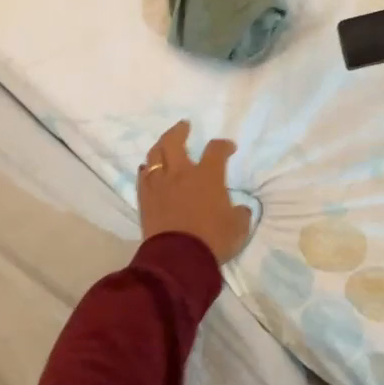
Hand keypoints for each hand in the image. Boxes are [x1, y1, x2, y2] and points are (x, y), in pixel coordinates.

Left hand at [137, 121, 252, 263]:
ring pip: (154, 155)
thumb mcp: (238, 228)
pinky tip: (149, 169)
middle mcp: (181, 173)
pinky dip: (147, 169)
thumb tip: (240, 209)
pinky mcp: (145, 198)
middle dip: (180, 131)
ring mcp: (159, 184)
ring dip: (160, 146)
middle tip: (184, 127)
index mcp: (207, 176)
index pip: (216, 150)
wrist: (178, 258)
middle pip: (174, 141)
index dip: (223, 145)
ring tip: (164, 145)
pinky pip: (143, 176)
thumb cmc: (212, 240)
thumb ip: (240, 214)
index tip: (228, 148)